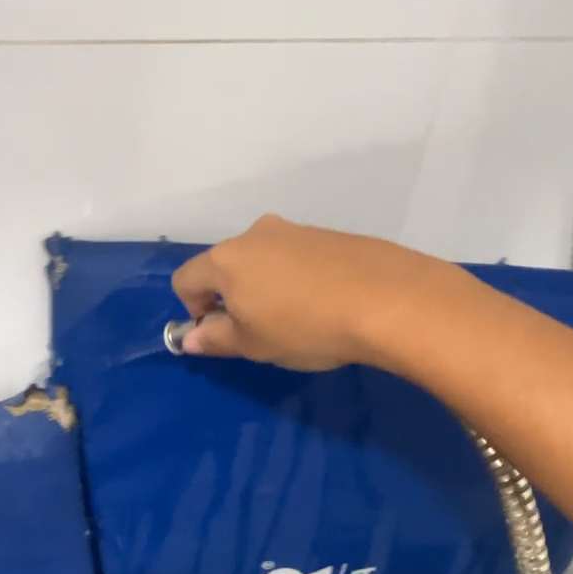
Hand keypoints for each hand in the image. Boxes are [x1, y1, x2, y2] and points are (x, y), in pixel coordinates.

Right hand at [170, 214, 482, 371]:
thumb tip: (191, 338)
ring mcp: (294, 229)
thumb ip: (216, 339)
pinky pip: (296, 257)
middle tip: (257, 329)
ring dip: (264, 287)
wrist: (387, 300)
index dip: (193, 309)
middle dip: (230, 296)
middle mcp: (254, 235)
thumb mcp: (253, 344)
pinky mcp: (328, 234)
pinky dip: (296, 279)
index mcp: (226, 259)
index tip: (220, 332)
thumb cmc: (304, 327)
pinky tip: (323, 304)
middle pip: (224, 265)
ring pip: (262, 260)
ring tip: (295, 318)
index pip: (185, 279)